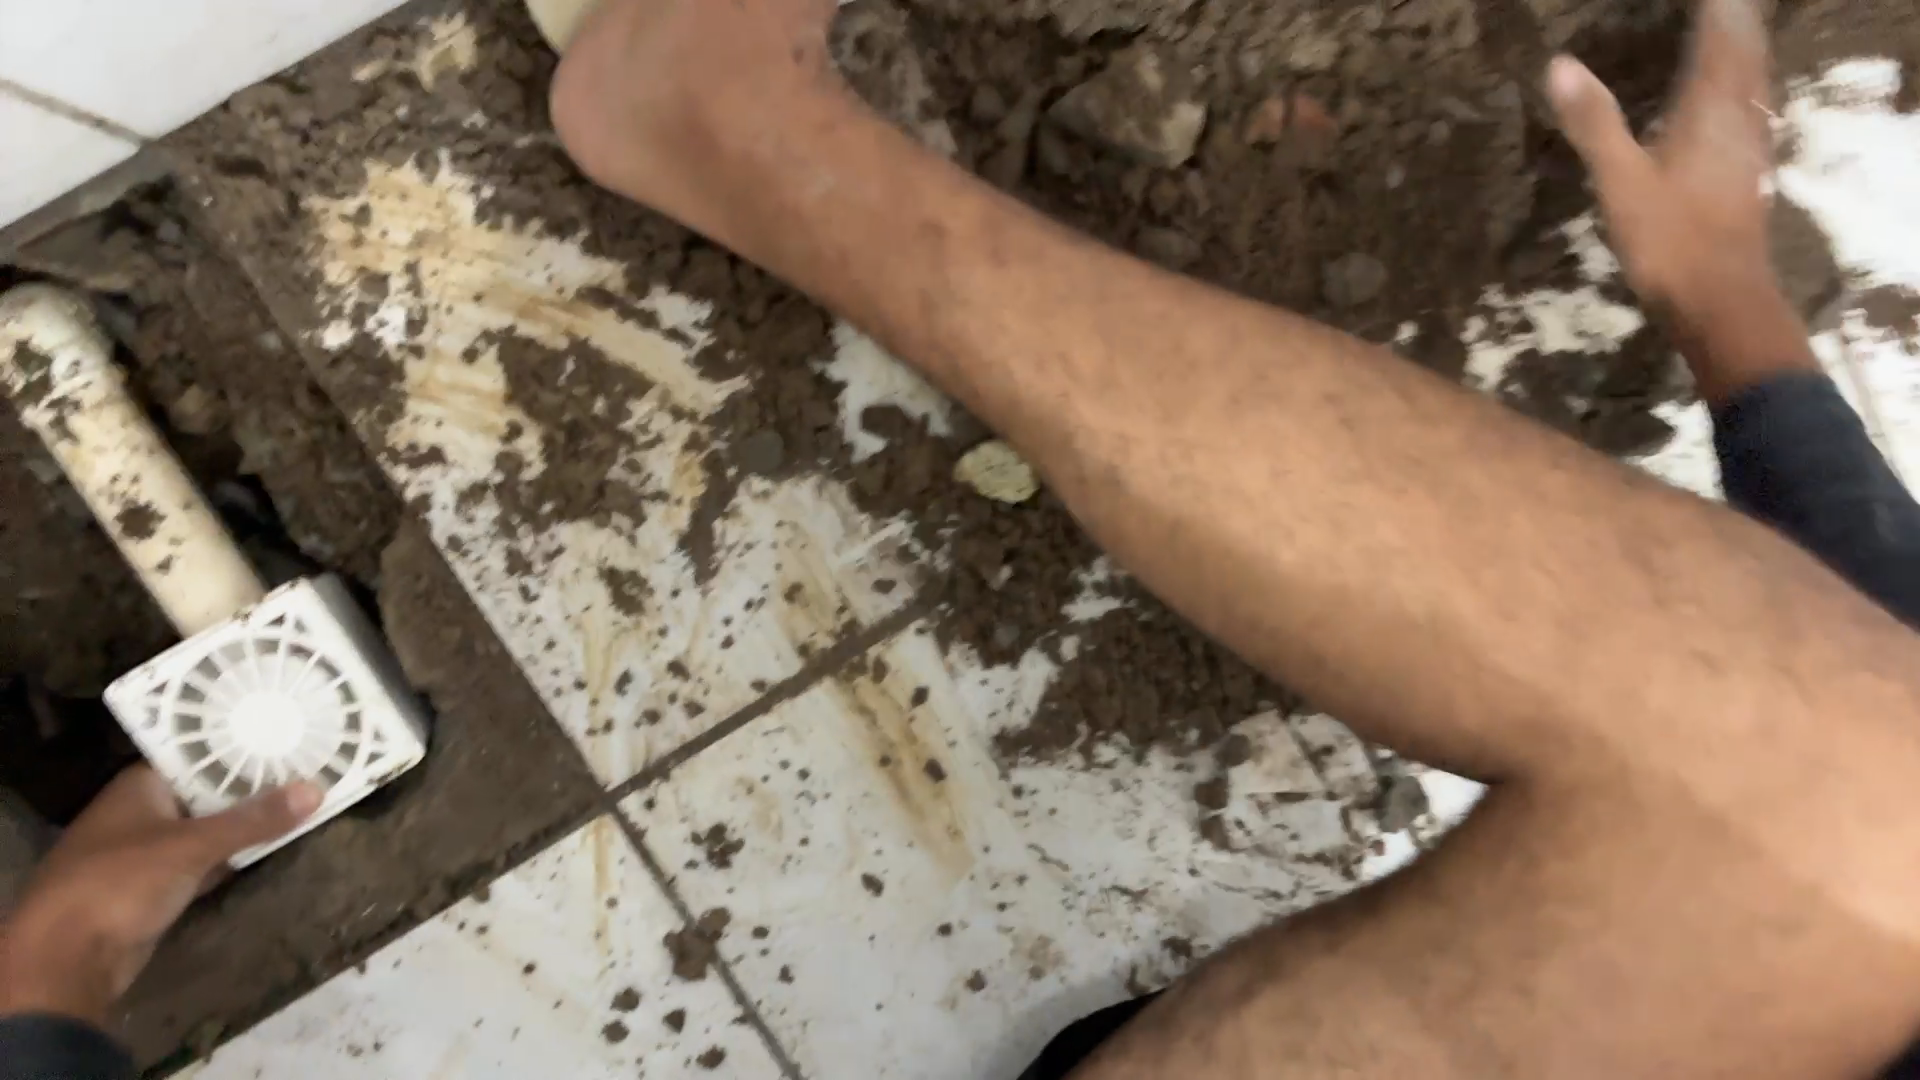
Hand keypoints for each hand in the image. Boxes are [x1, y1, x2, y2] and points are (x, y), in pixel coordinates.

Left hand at [0, 767, 318, 1026]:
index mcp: (134, 793)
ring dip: (248, 819)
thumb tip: (318, 788)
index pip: (193, 755)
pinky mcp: (154, 886)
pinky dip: (236, 850)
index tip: (284, 735)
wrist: (63, 967)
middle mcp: (138, 816)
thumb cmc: (118, 886)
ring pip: (208, 825)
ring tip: (302, 797)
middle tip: (308, 764)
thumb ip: (256, 818)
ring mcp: (144, 854)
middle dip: (253, 783)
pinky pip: (206, 857)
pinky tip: (273, 840)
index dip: (236, 746)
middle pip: (206, 791)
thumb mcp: (194, 846)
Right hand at [1548, 0, 1814, 401]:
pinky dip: (1738, 97)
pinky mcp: (1745, 174)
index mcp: (1710, 112)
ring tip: (1725, 41)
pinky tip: (1727, 109)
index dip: (1713, 13)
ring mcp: (1748, 149)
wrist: (1714, 291)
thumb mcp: (1619, 179)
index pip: (1719, 42)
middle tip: (1716, 10)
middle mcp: (1739, 120)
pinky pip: (1746, 117)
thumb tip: (1559, 66)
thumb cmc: (1666, 236)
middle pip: (1745, 58)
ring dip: (1740, 59)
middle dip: (1731, 29)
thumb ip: (1593, 123)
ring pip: (1751, 87)